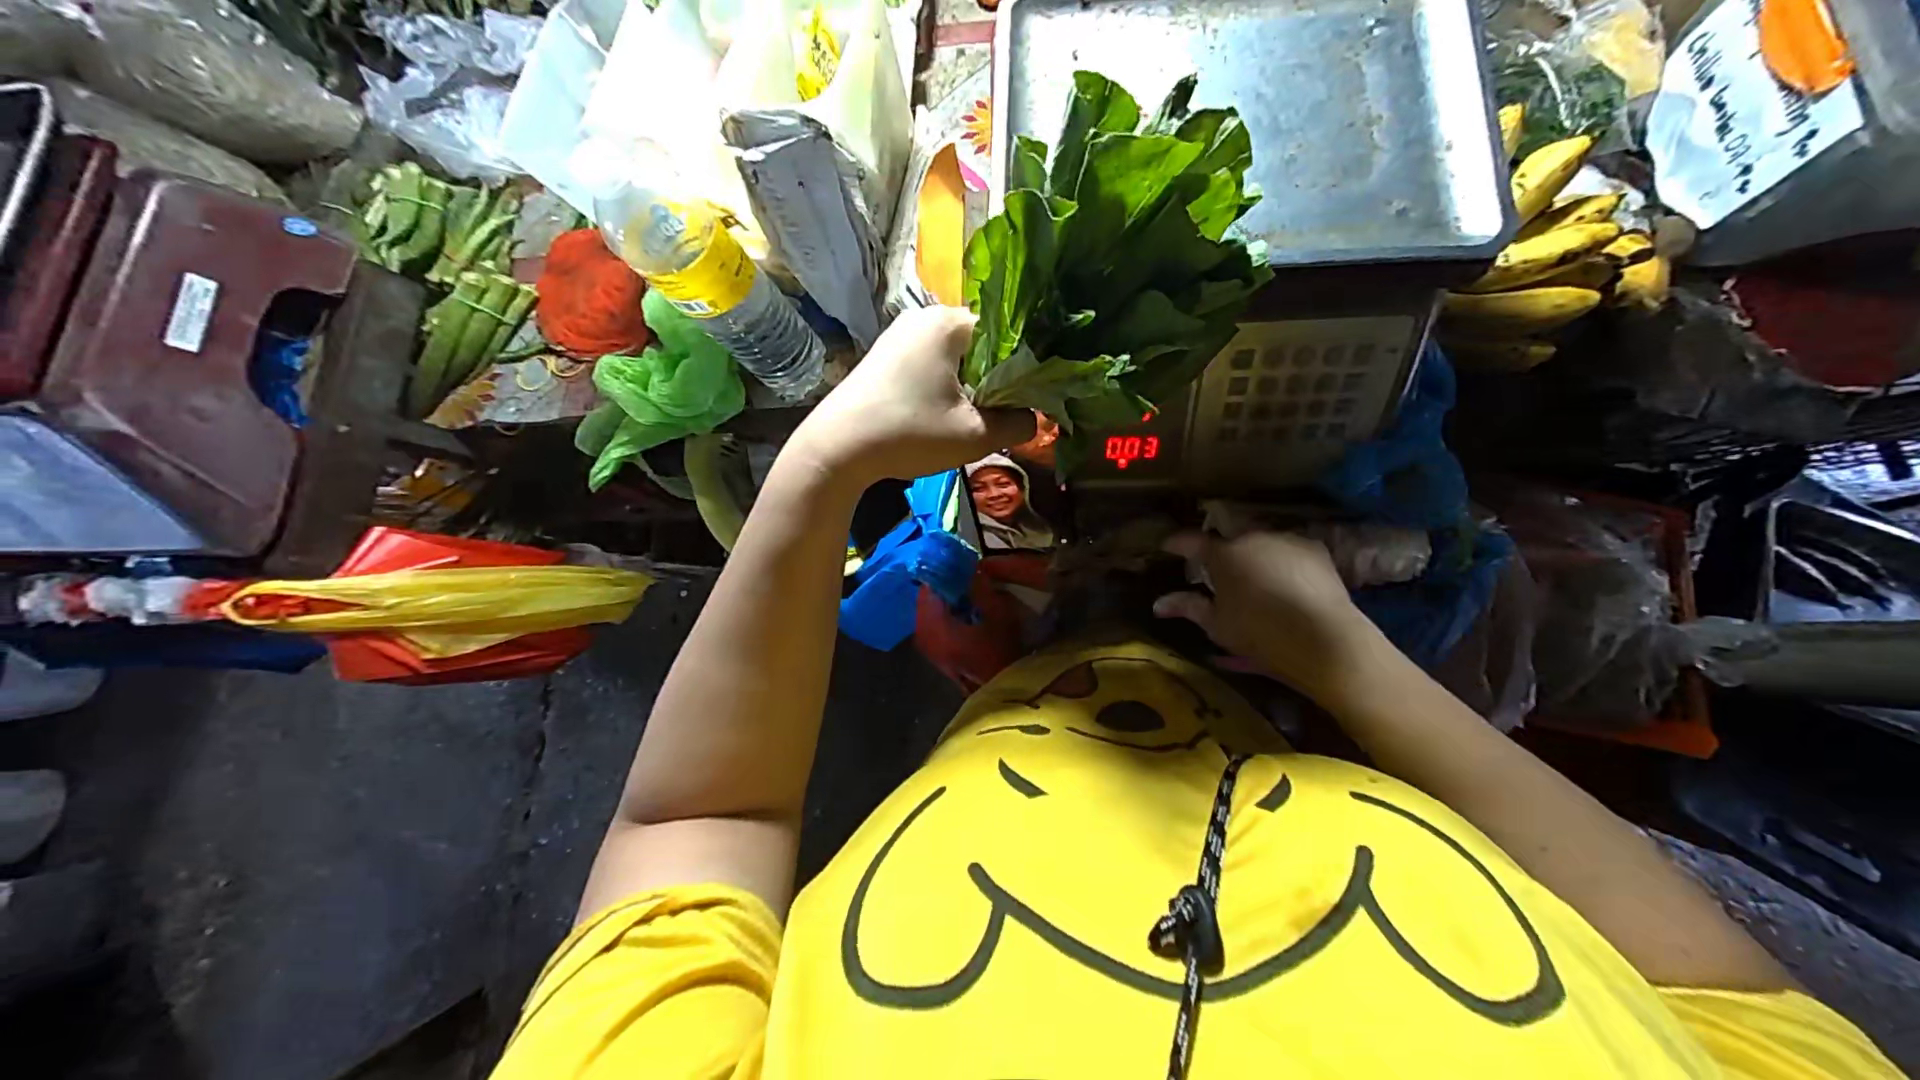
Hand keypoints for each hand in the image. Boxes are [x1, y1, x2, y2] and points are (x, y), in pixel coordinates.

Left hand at [786, 307, 1035, 487]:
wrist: (836, 449)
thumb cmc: (909, 433)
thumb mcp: (974, 436)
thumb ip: (1017, 424)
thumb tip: (1034, 418)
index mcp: (948, 322)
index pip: (1007, 330)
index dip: (1025, 364)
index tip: (1030, 396)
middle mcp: (923, 317)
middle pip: (980, 342)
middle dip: (997, 376)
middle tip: (1005, 411)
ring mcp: (898, 335)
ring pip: (954, 355)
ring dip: (970, 384)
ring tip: (974, 417)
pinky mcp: (884, 356)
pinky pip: (929, 363)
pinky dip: (943, 385)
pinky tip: (942, 413)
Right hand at [1154, 530, 1380, 697]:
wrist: (1323, 639)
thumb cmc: (1260, 633)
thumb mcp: (1217, 625)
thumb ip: (1188, 607)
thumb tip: (1158, 604)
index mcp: (1223, 554)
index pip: (1192, 541)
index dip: (1177, 543)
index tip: (1167, 546)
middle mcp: (1253, 537)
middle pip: (1229, 536)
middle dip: (1219, 547)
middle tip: (1215, 567)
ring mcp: (1286, 539)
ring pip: (1260, 540)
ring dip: (1252, 553)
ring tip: (1252, 574)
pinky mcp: (1315, 549)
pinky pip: (1288, 548)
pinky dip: (1280, 559)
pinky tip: (1283, 578)